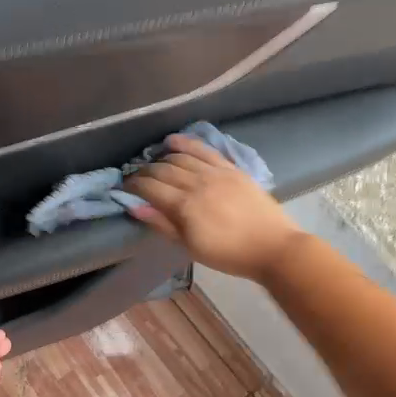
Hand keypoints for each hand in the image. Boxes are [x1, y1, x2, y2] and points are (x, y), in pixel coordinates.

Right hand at [124, 133, 305, 281]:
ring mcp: (216, 172)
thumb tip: (135, 207)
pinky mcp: (231, 168)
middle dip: (144, 172)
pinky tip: (172, 141)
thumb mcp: (190, 246)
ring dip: (162, 159)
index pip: (150, 188)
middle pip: (163, 170)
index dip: (133, 186)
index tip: (123, 188)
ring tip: (152, 164)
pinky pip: (204, 150)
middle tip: (134, 178)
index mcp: (185, 206)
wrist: (272, 247)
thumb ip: (162, 224)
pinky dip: (186, 143)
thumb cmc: (227, 254)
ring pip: (181, 158)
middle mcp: (197, 183)